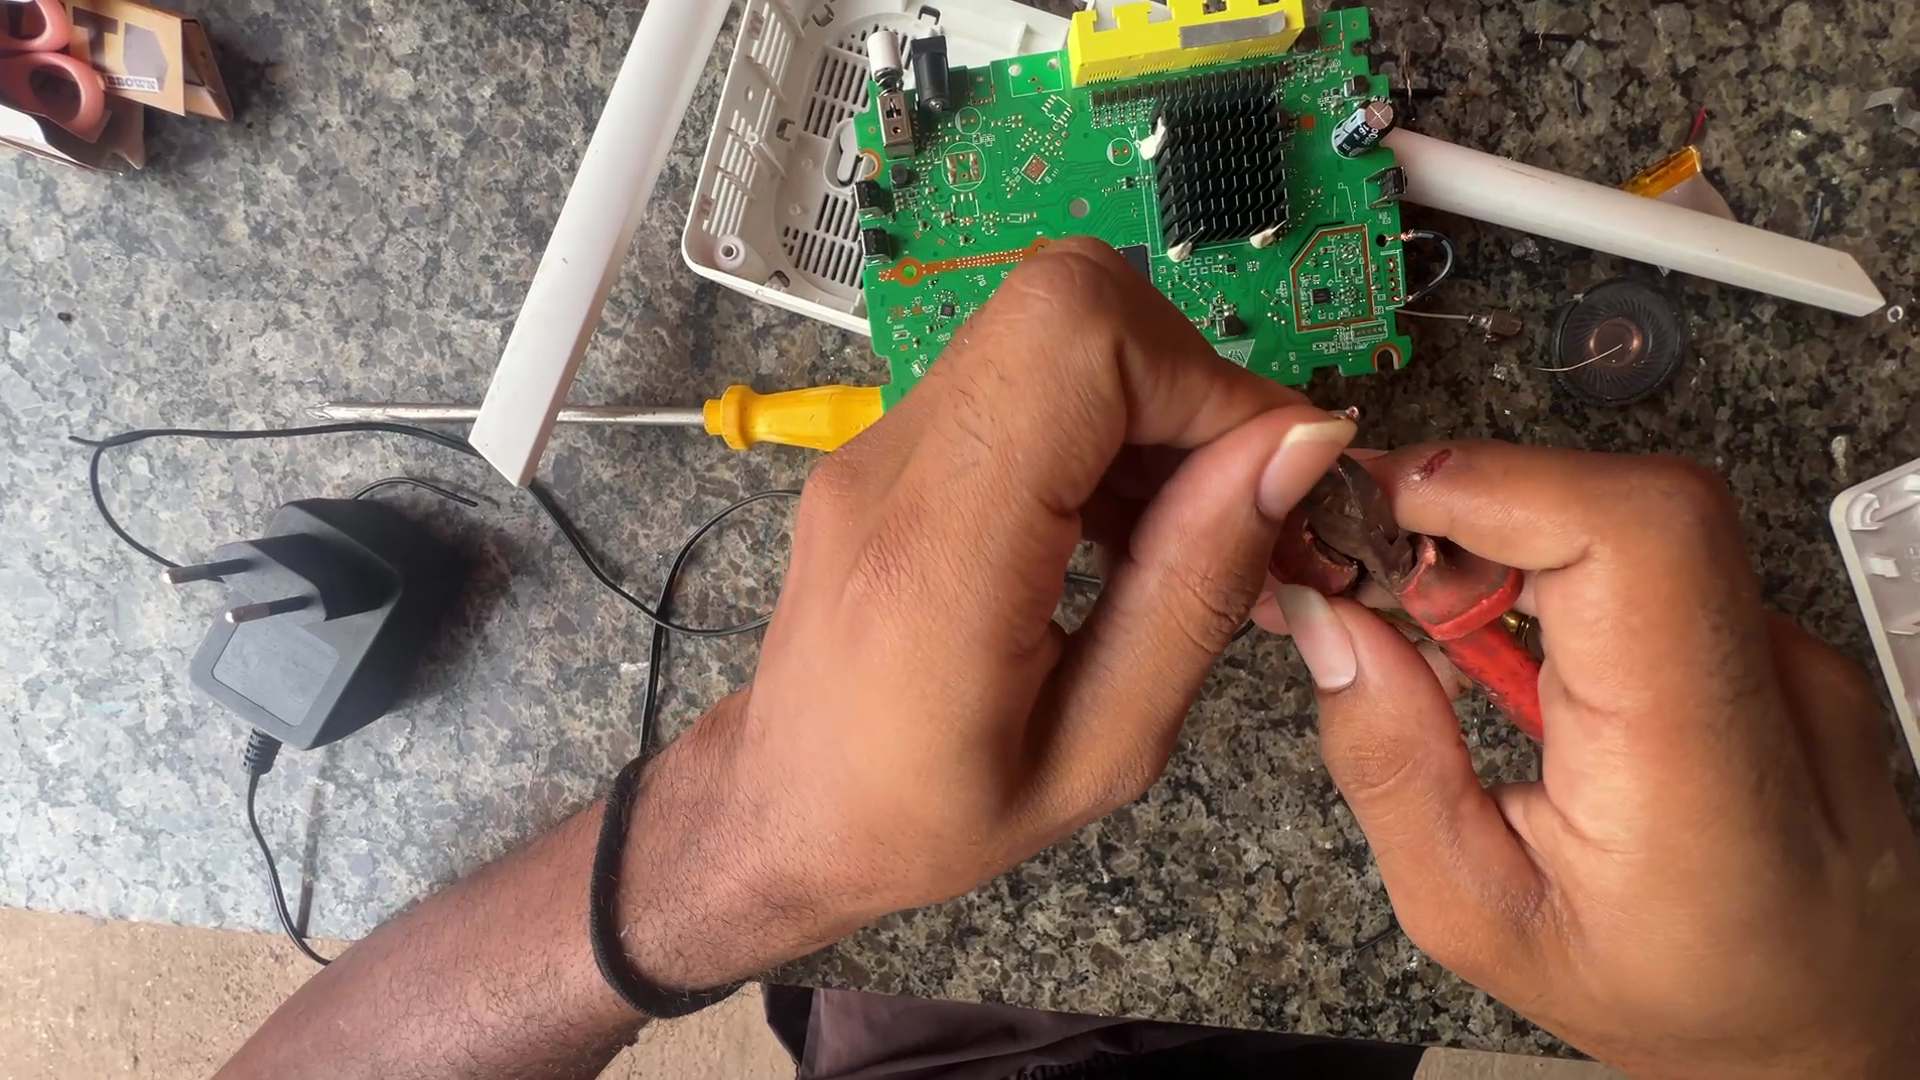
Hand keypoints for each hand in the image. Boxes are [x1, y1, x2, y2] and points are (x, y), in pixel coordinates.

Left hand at [617, 238, 1357, 990]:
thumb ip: (1192, 592)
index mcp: (939, 553)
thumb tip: (1291, 449)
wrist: (789, 806)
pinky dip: (1090, 426)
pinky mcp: (880, 450)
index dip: (1196, 378)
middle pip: (1062, 305)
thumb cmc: (929, 817)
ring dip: (1140, 408)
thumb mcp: (1098, 751)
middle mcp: (889, 466)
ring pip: (1042, 333)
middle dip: (1180, 384)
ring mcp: (873, 446)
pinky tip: (1107, 523)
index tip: (1260, 475)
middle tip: (1223, 503)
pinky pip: (1010, 383)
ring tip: (1168, 529)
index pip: (1072, 336)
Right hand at [1270, 442, 1919, 1077]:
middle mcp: (1768, 680)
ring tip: (1385, 594)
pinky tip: (1453, 614)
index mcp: (1701, 770)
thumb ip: (1387, 764)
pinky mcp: (1746, 637)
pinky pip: (1613, 549)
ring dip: (1469, 528)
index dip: (1492, 484)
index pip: (1635, 537)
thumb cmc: (1649, 994)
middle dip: (1451, 503)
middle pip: (1611, 503)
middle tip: (1347, 552)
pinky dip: (1507, 554)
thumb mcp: (1465, 910)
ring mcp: (1775, 650)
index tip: (1374, 502)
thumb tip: (1326, 622)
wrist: (1811, 1033)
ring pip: (1604, 514)